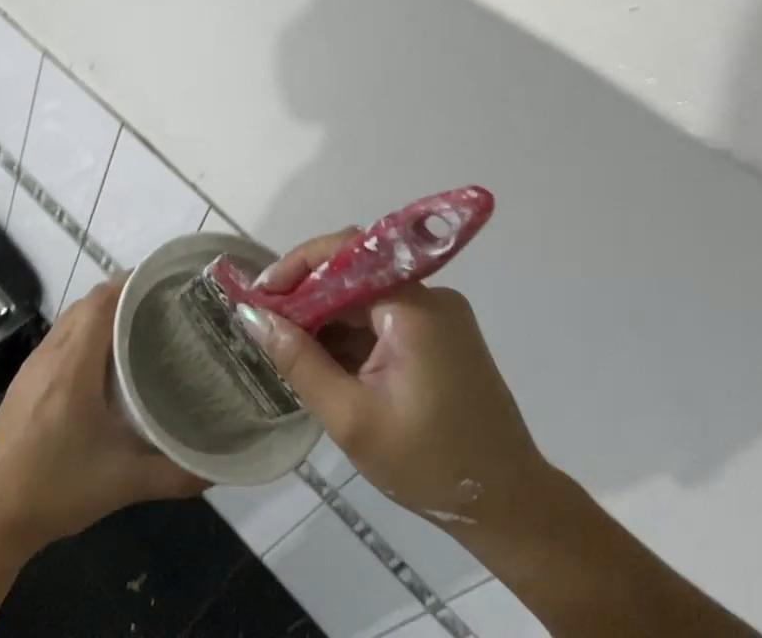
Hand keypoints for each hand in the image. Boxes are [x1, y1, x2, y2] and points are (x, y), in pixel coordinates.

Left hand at [0, 276, 205, 554]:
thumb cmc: (56, 491)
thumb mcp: (124, 484)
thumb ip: (176, 475)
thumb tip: (219, 471)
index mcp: (72, 368)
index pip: (101, 302)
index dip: (133, 284)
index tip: (169, 284)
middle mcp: (49, 356)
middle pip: (87, 305)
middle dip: (125, 296)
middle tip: (167, 306)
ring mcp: (32, 367)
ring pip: (71, 321)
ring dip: (104, 315)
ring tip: (144, 327)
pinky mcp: (24, 382)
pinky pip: (60, 340)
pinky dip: (86, 335)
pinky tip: (108, 362)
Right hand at [237, 230, 550, 529]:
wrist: (509, 504)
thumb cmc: (427, 462)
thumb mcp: (349, 416)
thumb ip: (298, 360)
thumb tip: (252, 315)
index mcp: (414, 308)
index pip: (345, 256)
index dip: (296, 269)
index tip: (258, 298)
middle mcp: (430, 299)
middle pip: (354, 274)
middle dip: (306, 297)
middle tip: (266, 329)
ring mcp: (439, 318)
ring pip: (366, 299)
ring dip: (327, 320)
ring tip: (289, 353)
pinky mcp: (441, 339)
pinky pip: (383, 320)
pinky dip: (351, 337)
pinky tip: (326, 366)